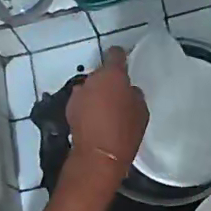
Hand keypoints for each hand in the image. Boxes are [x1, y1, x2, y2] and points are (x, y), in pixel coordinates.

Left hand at [66, 47, 148, 177]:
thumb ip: (134, 94)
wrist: (98, 156)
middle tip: (119, 95)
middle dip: (109, 81)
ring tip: (106, 110)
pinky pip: (82, 102)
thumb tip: (127, 91)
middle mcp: (91, 80)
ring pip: (90, 88)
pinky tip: (95, 120)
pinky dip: (88, 106)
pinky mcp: (69, 109)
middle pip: (101, 73)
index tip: (125, 64)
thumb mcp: (141, 110)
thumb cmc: (125, 131)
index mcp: (112, 75)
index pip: (115, 54)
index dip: (121, 57)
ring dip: (96, 94)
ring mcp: (78, 94)